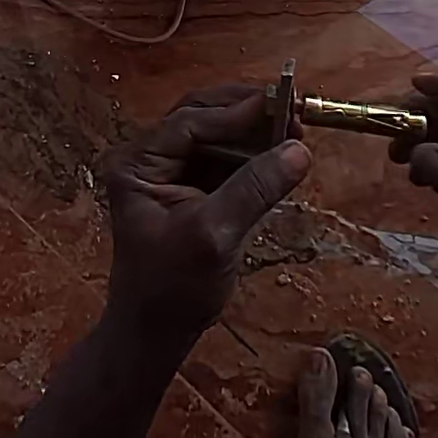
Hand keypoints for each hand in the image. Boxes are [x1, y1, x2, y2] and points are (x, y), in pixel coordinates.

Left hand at [103, 90, 310, 339]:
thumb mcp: (214, 235)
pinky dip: (254, 151)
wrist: (157, 334)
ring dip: (254, 129)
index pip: (188, 122)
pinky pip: (227, 155)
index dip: (235, 111)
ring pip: (217, 132)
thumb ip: (254, 189)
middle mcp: (152, 157)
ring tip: (293, 127)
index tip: (279, 103)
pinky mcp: (195, 185)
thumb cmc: (173, 289)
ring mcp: (173, 169)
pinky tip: (281, 151)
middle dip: (246, 112)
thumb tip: (300, 151)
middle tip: (290, 109)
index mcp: (138, 163)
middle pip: (202, 116)